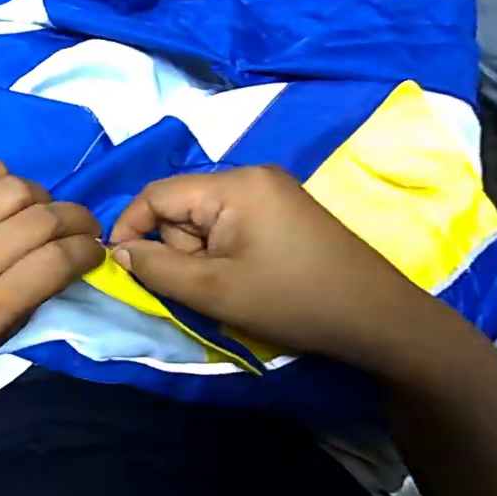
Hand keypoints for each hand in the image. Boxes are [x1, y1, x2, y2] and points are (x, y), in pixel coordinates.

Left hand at [0, 160, 104, 387]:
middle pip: (42, 220)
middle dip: (78, 220)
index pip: (58, 260)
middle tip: (83, 230)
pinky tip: (3, 191)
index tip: (96, 252)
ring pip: (12, 189)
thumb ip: (41, 292)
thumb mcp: (6, 332)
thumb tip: (74, 255)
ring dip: (42, 196)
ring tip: (44, 212)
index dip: (89, 251)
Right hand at [108, 165, 449, 371]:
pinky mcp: (283, 209)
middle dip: (180, 248)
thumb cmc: (291, 301)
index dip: (129, 227)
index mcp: (235, 185)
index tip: (121, 264)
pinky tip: (247, 275)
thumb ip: (154, 267)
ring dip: (202, 254)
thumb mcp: (212, 290)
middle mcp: (252, 175)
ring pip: (203, 219)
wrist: (379, 320)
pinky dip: (223, 251)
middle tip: (207, 284)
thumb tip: (117, 250)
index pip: (157, 195)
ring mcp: (271, 190)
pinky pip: (229, 223)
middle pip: (181, 207)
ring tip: (233, 284)